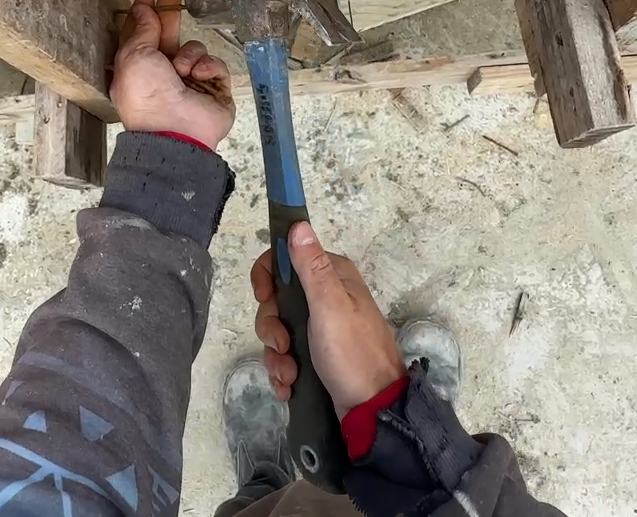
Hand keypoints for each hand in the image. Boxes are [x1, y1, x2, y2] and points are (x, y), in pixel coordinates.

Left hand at [111, 0, 234, 148]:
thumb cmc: (147, 96)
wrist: (176, 130)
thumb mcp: (134, 58)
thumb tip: (142, 7)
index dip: (146, 16)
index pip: (143, 35)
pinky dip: (207, 68)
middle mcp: (164, 73)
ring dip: (189, 56)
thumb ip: (142, 30)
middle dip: (171, 10)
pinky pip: (214, 63)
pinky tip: (199, 78)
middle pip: (170, 34)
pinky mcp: (215, 87)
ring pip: (195, 48)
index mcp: (140, 69)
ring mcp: (191, 81)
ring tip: (182, 72)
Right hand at [251, 222, 404, 416]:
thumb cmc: (352, 353)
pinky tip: (289, 386)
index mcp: (331, 275)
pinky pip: (285, 355)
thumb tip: (298, 223)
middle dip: (271, 326)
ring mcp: (320, 326)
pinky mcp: (316, 354)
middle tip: (283, 345)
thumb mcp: (330, 306)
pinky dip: (282, 371)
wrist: (374, 412)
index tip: (263, 297)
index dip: (267, 275)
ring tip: (289, 375)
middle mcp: (325, 296)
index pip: (285, 257)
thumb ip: (311, 267)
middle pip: (276, 298)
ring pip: (277, 329)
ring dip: (276, 355)